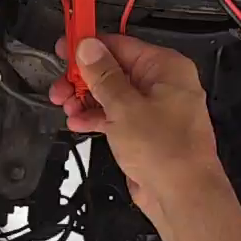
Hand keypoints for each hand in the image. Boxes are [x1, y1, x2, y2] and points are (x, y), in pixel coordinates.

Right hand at [50, 35, 223, 214]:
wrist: (180, 194)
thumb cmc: (167, 152)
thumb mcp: (124, 107)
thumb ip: (103, 76)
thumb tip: (88, 47)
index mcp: (165, 68)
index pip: (120, 45)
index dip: (89, 46)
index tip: (65, 47)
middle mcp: (161, 86)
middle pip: (112, 71)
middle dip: (83, 79)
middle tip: (60, 87)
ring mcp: (152, 110)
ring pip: (111, 95)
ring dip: (85, 100)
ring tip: (66, 107)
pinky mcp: (143, 132)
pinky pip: (115, 116)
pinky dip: (95, 118)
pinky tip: (79, 123)